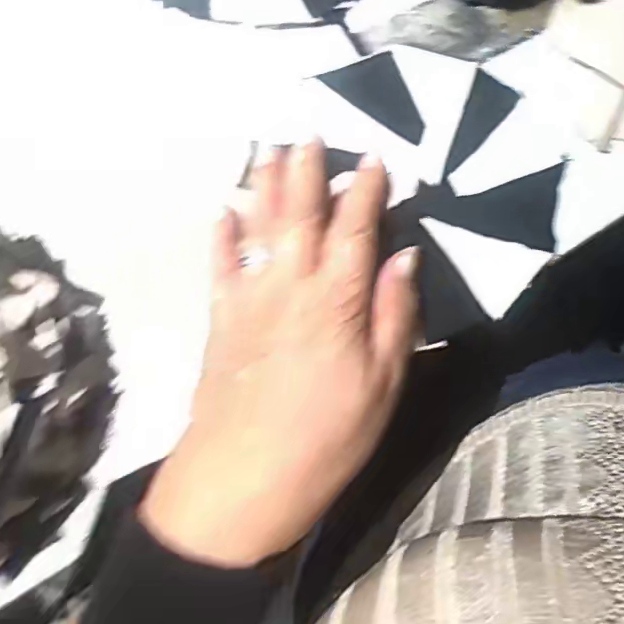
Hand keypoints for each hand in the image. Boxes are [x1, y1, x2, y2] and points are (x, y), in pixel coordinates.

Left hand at [140, 141, 419, 566]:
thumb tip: (404, 256)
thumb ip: (395, 313)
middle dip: (306, 171)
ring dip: (264, 187)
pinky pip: (220, 268)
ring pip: (258, 230)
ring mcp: (249, 301)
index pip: (356, 229)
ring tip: (269, 150)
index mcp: (338, 299)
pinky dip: (221, 236)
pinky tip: (223, 211)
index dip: (367, 190)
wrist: (236, 491)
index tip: (374, 157)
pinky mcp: (221, 322)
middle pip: (300, 216)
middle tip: (309, 133)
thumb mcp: (384, 381)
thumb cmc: (328, 436)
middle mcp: (291, 286)